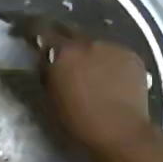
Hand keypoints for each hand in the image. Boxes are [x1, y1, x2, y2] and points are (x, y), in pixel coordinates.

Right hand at [32, 22, 156, 153]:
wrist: (121, 133)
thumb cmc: (79, 122)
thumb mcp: (52, 97)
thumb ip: (48, 72)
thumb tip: (46, 60)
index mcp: (63, 52)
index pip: (42, 29)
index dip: (34, 30)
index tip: (29, 35)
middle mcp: (88, 42)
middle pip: (70, 32)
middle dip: (64, 42)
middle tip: (62, 58)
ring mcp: (113, 47)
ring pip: (95, 44)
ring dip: (89, 53)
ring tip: (91, 73)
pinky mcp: (133, 56)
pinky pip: (115, 53)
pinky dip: (109, 62)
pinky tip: (112, 80)